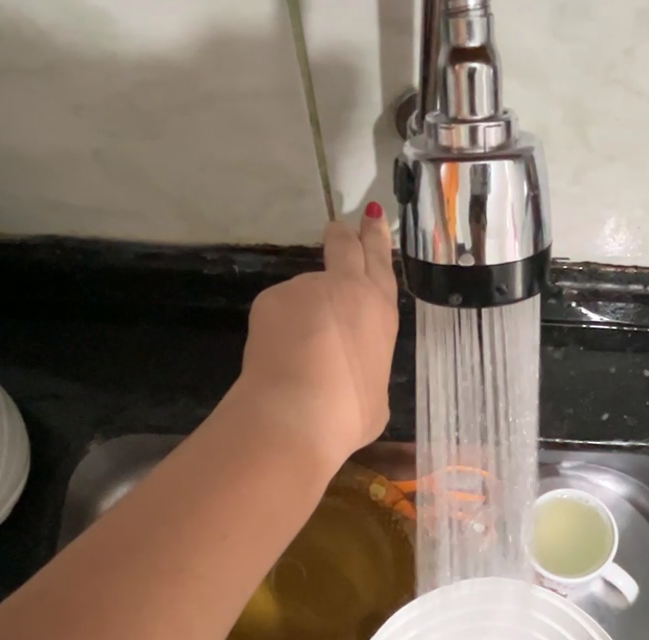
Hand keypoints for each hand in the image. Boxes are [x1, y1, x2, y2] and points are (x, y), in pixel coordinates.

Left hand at [232, 203, 398, 469]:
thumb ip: (368, 368)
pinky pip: (279, 312)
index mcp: (379, 309)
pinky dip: (280, 330)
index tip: (371, 217)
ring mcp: (303, 289)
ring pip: (305, 294)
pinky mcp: (270, 300)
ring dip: (304, 313)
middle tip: (339, 231)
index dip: (375, 236)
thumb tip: (356, 375)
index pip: (378, 259)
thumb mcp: (377, 394)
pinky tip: (280, 359)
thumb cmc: (349, 412)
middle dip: (342, 236)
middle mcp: (344, 288)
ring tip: (301, 355)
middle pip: (343, 245)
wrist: (295, 413)